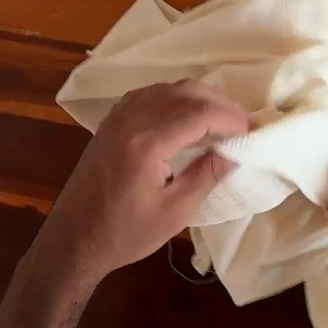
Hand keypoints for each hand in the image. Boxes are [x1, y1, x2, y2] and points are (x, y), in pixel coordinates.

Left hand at [32, 81, 250, 283]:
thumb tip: (234, 152)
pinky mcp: (110, 122)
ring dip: (198, 97)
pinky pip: (148, 95)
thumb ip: (206, 175)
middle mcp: (131, 120)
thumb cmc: (126, 233)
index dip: (231, 118)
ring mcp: (117, 117)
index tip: (253, 131)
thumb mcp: (175, 211)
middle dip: (219, 103)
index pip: (199, 114)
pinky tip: (186, 115)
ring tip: (221, 118)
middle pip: (185, 92)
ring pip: (166, 88)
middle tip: (243, 122)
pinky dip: (173, 98)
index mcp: (147, 143)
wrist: (74, 239)